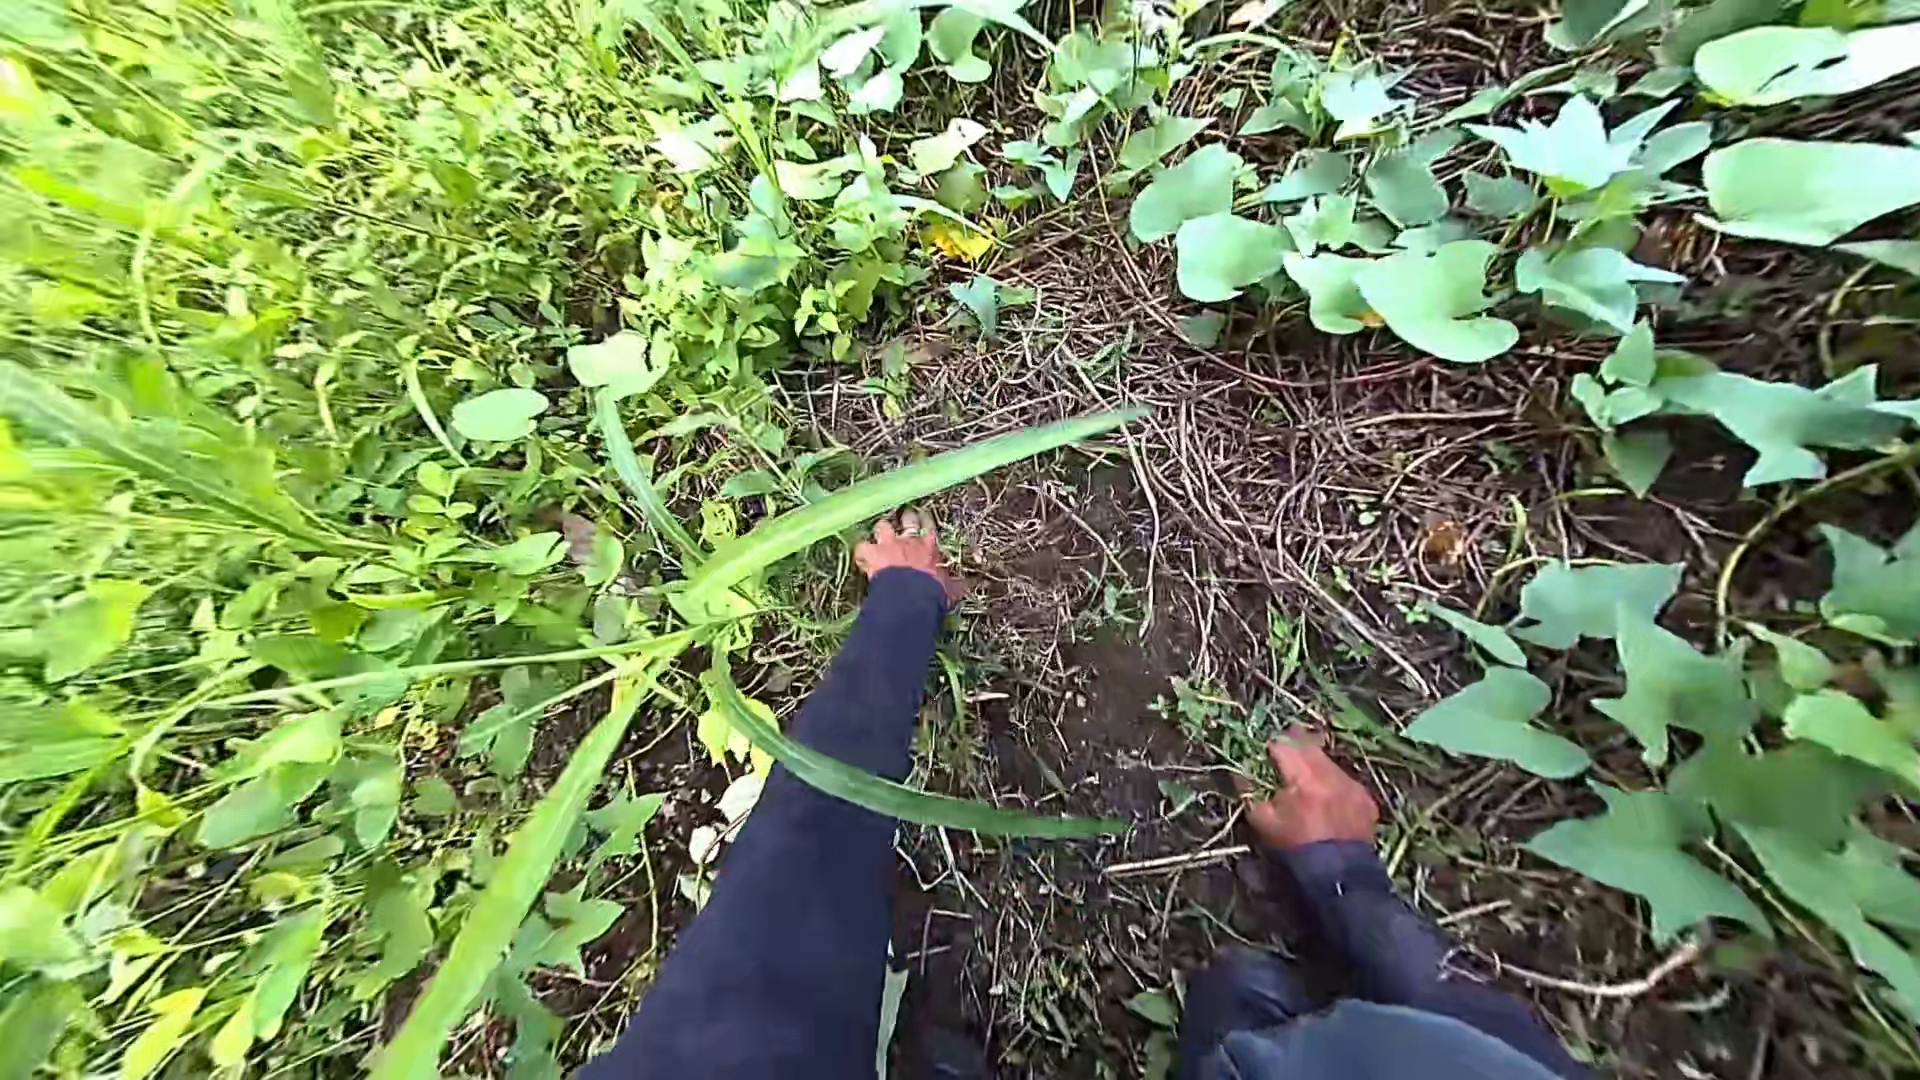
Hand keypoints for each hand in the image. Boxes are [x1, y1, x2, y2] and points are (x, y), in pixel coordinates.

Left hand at [854, 509, 961, 602]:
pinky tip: (862, 555)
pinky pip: (862, 546)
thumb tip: (972, 584)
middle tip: (900, 521)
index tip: (921, 517)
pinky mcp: (872, 553)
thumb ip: (957, 583)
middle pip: (906, 519)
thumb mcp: (950, 588)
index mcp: (929, 546)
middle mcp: (909, 539)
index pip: (928, 525)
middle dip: (903, 518)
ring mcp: (889, 543)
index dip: (924, 519)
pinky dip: (861, 550)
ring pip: (882, 525)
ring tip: (879, 535)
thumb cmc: (933, 592)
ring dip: (880, 530)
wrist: (911, 596)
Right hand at [1247, 728, 1378, 851]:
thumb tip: (1239, 772)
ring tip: (1303, 769)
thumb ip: (1248, 791)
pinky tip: (1324, 790)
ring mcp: (1351, 786)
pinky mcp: (1365, 799)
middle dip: (1293, 741)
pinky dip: (1331, 778)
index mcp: (1303, 778)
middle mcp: (1330, 776)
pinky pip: (1344, 778)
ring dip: (1313, 759)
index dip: (1270, 745)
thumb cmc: (1295, 847)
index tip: (1264, 750)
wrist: (1339, 879)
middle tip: (1282, 743)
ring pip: (1327, 759)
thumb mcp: (1262, 820)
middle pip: (1308, 745)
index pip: (1283, 746)